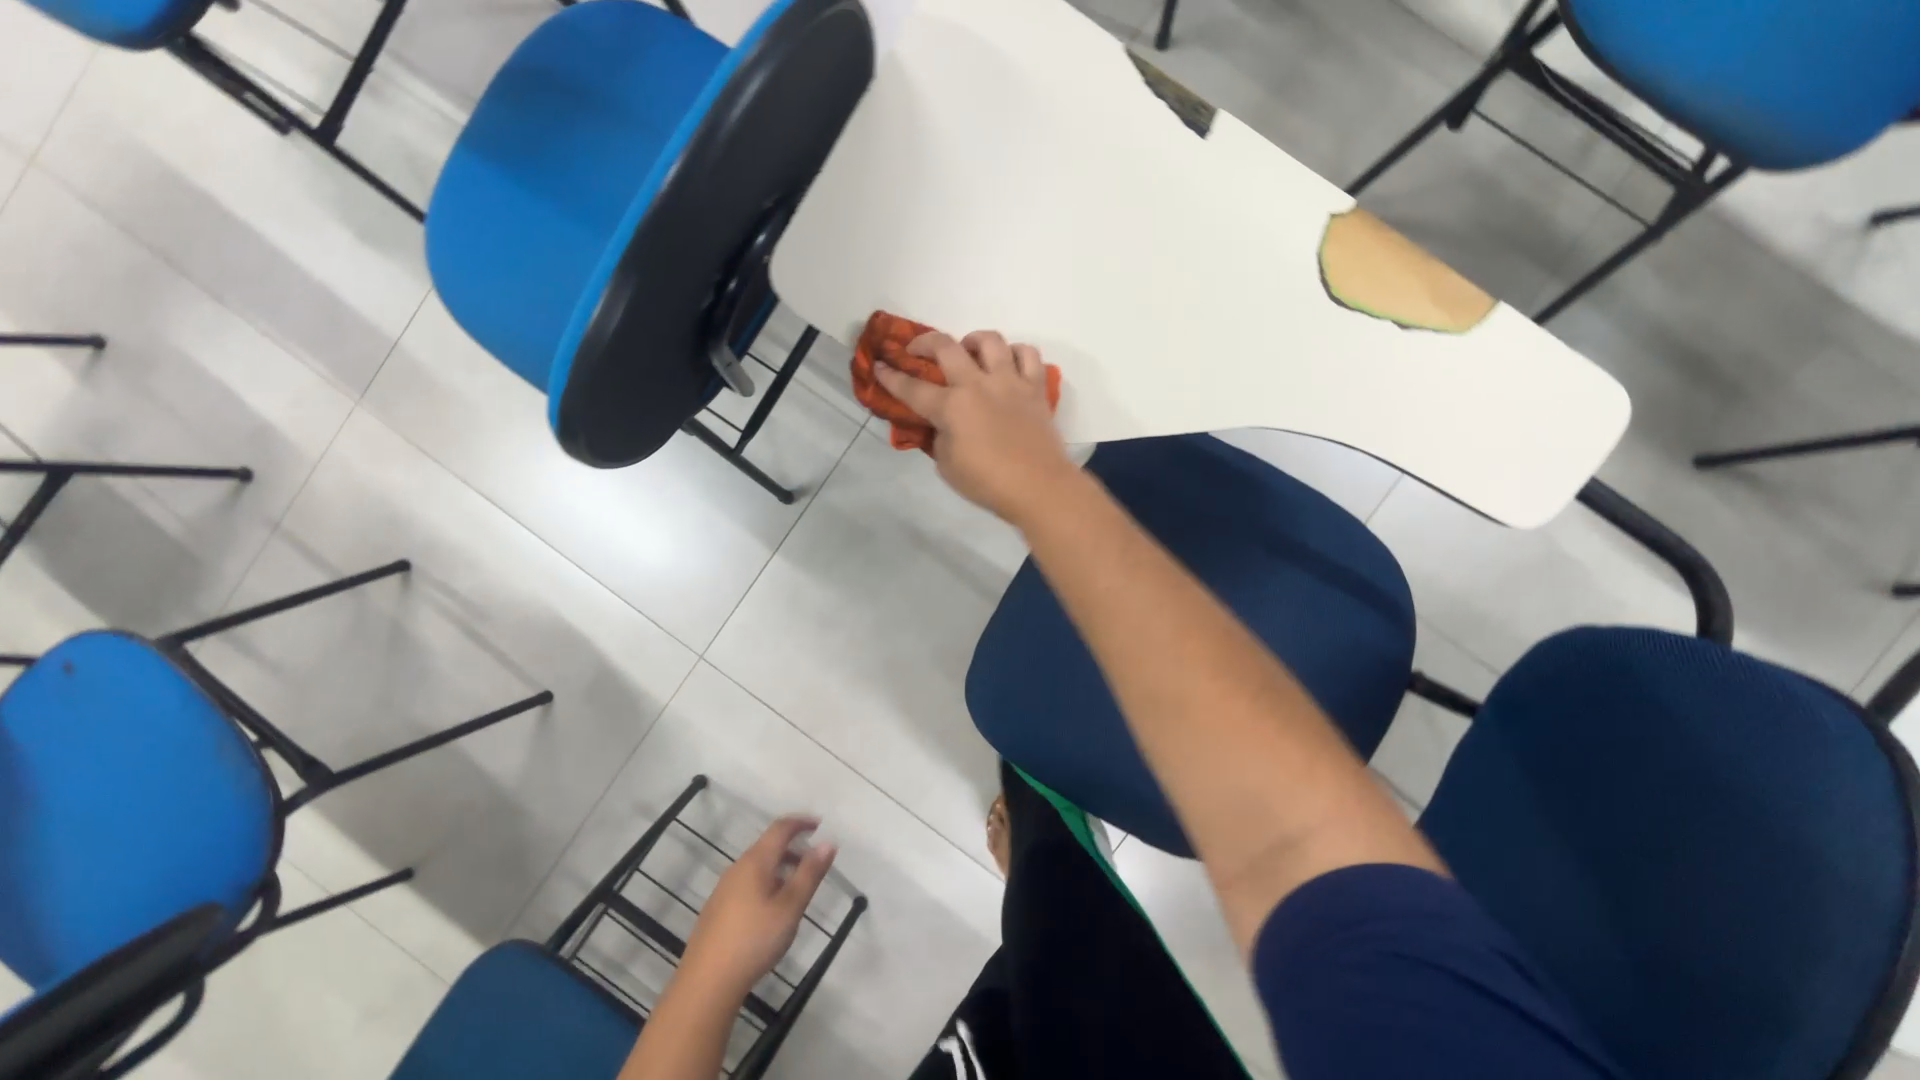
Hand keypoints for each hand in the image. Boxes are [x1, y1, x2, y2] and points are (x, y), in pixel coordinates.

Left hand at [680, 817, 837, 998]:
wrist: (707, 980)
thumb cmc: (754, 939)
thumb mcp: (790, 907)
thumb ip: (809, 874)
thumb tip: (827, 843)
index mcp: (755, 862)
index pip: (780, 828)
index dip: (801, 823)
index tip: (820, 825)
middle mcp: (737, 869)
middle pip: (768, 846)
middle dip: (793, 848)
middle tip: (815, 862)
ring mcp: (724, 889)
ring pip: (758, 867)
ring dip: (781, 867)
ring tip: (798, 888)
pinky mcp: (718, 909)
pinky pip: (748, 883)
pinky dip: (767, 883)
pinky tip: (773, 910)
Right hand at [873, 330, 1077, 524]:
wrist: (1039, 487)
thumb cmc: (988, 483)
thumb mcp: (947, 466)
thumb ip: (940, 438)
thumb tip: (944, 424)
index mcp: (951, 407)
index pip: (912, 388)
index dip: (891, 376)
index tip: (880, 366)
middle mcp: (977, 385)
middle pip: (946, 347)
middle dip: (924, 342)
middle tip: (918, 350)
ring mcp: (1010, 382)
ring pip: (990, 340)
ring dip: (973, 340)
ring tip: (969, 351)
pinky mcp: (1036, 388)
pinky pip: (1028, 355)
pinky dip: (1016, 353)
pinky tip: (1008, 364)